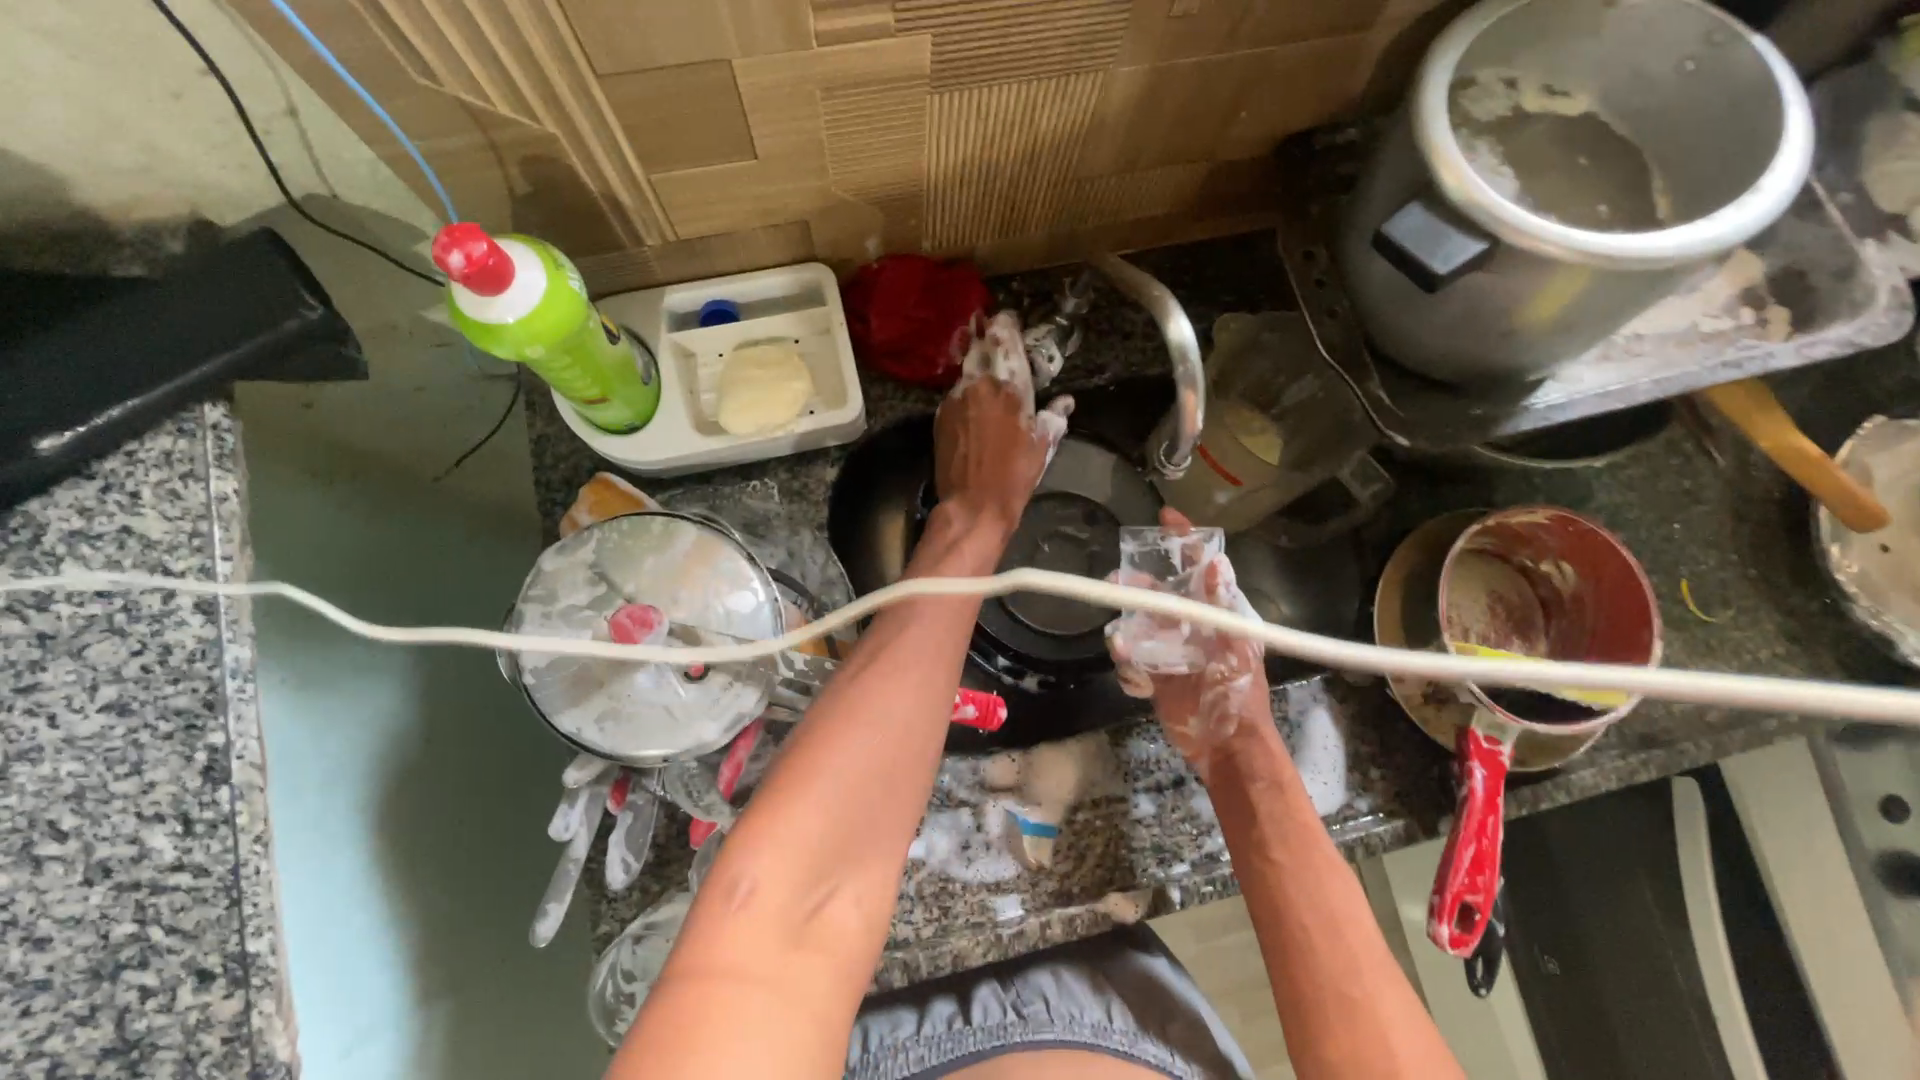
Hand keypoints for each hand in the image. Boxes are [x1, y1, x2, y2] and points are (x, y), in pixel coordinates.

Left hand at [934, 313, 1073, 538]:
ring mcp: (954, 399)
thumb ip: (1053, 418)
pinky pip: (956, 396)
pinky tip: (973, 408)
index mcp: (1009, 386)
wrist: (973, 505)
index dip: (1006, 325)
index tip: (1007, 317)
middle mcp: (979, 385)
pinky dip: (966, 397)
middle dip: (989, 343)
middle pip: (982, 352)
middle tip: (994, 337)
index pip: (1006, 340)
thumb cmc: (1014, 476)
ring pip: (967, 375)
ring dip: (977, 373)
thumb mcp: (1042, 447)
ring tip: (986, 378)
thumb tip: (1065, 402)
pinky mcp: (940, 416)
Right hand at [1107, 508, 1271, 781]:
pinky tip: (1139, 681)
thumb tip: (1216, 562)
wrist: (1227, 747)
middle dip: (1138, 585)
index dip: (1184, 540)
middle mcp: (1190, 626)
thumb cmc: (1239, 695)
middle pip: (1158, 592)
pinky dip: (1129, 666)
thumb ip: (1222, 606)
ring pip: (1138, 624)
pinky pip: (1131, 660)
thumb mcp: (1236, 647)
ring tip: (1123, 643)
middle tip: (1116, 581)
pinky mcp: (1154, 674)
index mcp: (1215, 613)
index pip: (1199, 567)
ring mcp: (1170, 650)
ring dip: (1127, 629)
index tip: (1164, 516)